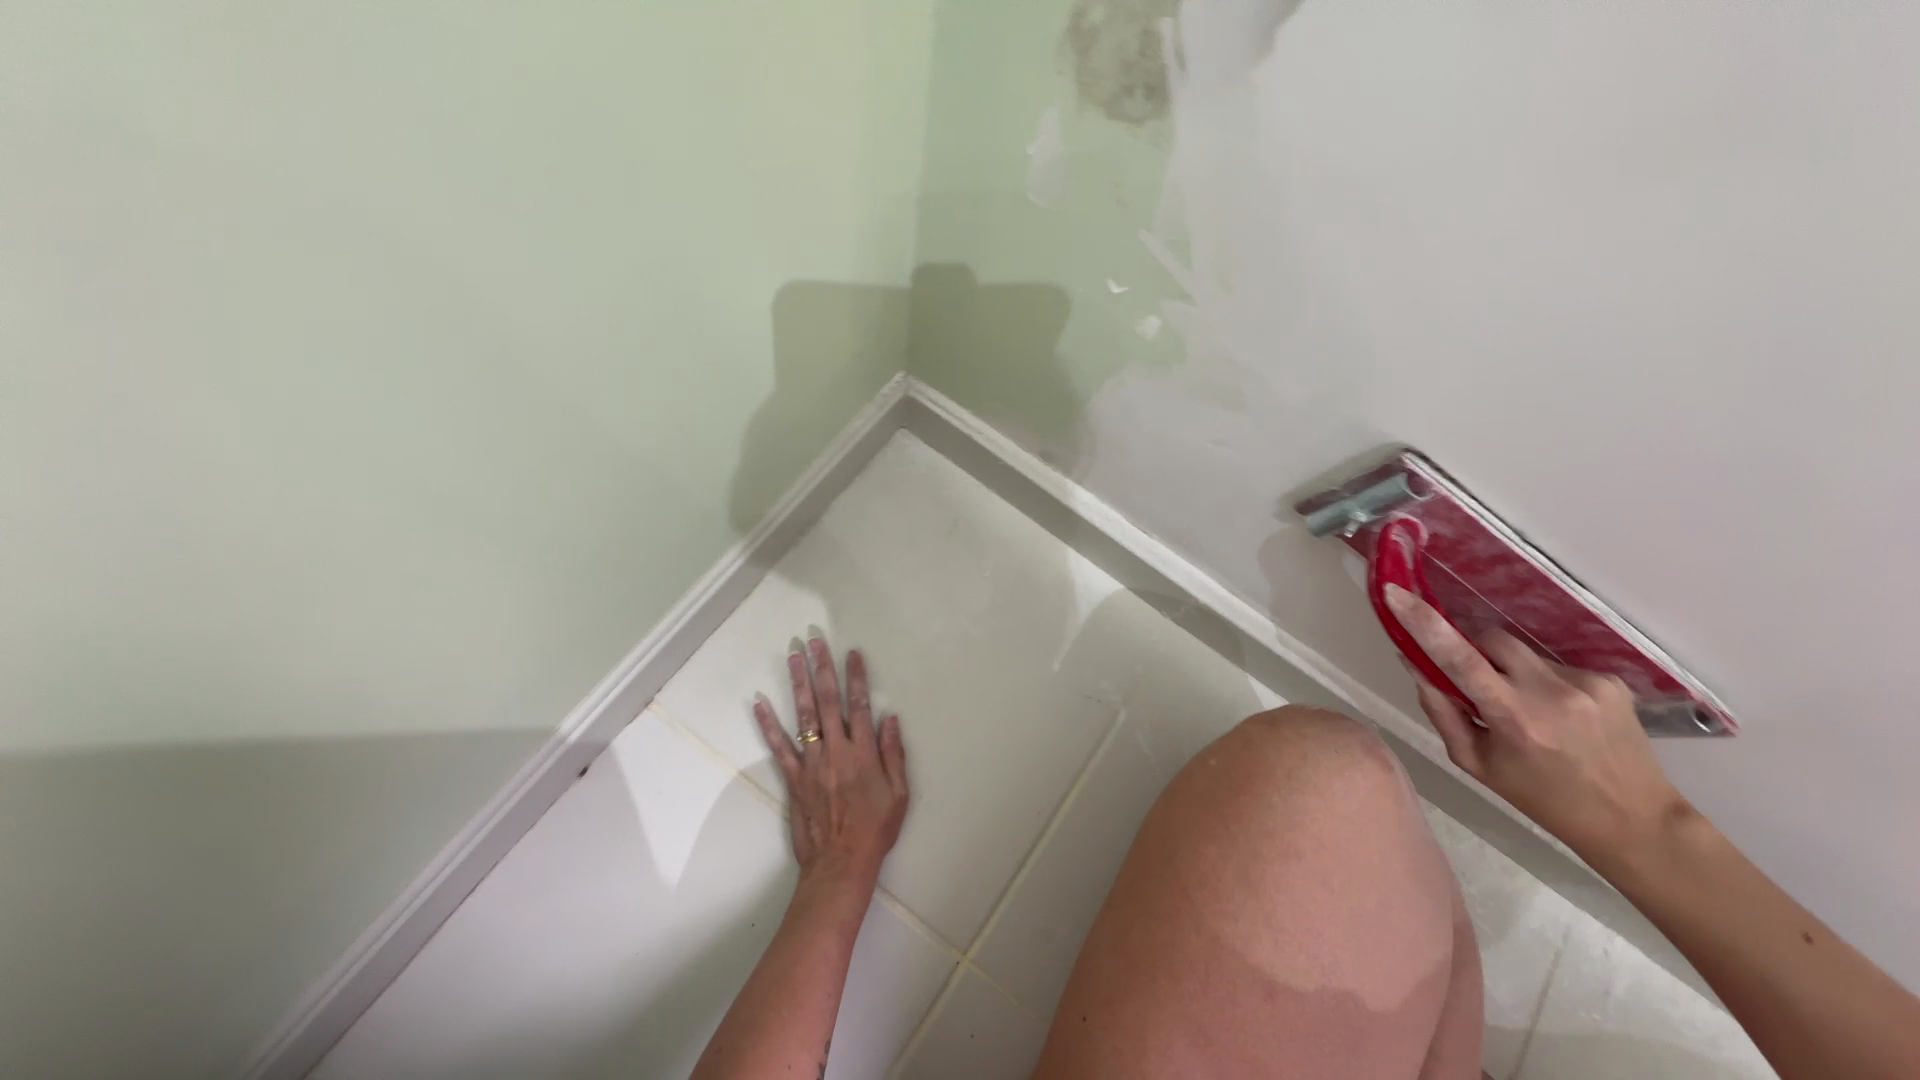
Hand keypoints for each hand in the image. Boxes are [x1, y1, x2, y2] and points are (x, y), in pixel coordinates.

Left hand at [753, 638, 909, 891]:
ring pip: (803, 716)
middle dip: (821, 668)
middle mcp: (836, 751)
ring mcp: (811, 764)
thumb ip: (893, 755)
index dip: (856, 677)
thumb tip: (890, 719)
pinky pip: (780, 747)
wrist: (841, 864)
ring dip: (798, 683)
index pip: (859, 705)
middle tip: (815, 641)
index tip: (851, 653)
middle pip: (828, 701)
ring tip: (793, 657)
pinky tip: (759, 702)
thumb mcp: (899, 794)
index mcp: (863, 754)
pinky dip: (768, 724)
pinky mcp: (794, 779)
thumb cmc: (875, 831)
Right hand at [1384, 585, 1693, 862]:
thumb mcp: (1476, 763)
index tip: (1396, 594)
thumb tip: (1414, 663)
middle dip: (1472, 650)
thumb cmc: (1541, 797)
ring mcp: (1587, 682)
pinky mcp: (1611, 679)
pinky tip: (1559, 715)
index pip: (1459, 659)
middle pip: (1491, 639)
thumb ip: (1441, 711)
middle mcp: (1552, 692)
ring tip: (1527, 710)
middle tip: (1473, 682)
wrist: (1633, 818)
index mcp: (1514, 719)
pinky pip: (1555, 665)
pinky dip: (1543, 682)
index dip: (1424, 623)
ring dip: (1510, 671)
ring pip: (1523, 653)